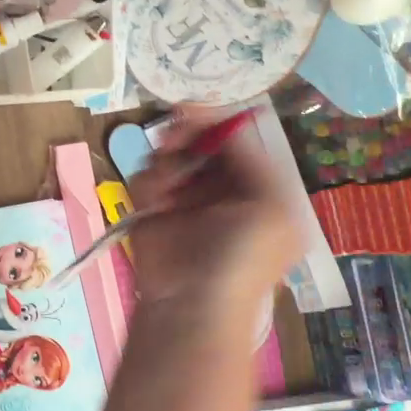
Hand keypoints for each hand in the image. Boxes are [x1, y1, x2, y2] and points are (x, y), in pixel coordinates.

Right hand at [126, 110, 302, 309]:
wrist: (193, 300)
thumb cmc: (241, 256)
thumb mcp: (267, 203)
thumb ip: (249, 157)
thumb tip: (217, 120)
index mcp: (255, 186)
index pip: (235, 140)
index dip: (213, 122)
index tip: (187, 110)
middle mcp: (219, 188)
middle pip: (196, 143)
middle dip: (182, 139)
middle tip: (170, 142)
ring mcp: (182, 199)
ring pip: (165, 158)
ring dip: (164, 168)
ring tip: (166, 191)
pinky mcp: (150, 210)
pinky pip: (142, 179)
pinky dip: (146, 187)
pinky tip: (155, 205)